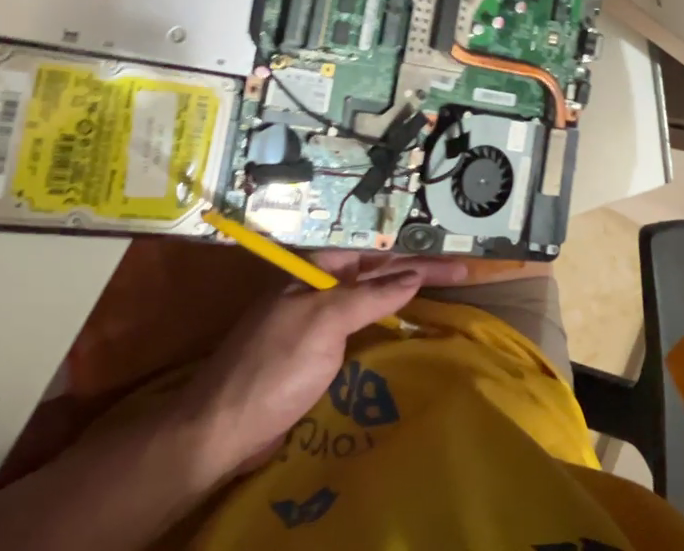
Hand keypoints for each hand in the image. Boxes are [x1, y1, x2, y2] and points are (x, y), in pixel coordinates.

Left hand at [171, 253, 466, 476]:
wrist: (223, 426)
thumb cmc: (276, 366)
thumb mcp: (325, 321)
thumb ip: (370, 295)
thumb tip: (412, 274)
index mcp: (313, 273)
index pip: (376, 257)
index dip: (416, 259)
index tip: (457, 264)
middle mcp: (313, 292)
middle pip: (373, 277)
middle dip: (414, 275)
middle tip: (460, 278)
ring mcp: (312, 325)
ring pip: (366, 306)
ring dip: (401, 301)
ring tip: (441, 299)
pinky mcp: (312, 358)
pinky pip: (356, 334)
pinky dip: (382, 330)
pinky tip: (402, 336)